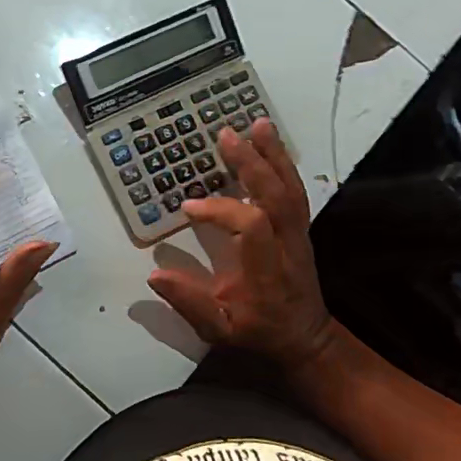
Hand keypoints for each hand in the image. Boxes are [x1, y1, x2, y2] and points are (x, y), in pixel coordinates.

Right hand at [148, 118, 333, 367]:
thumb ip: (189, 302)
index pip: (251, 227)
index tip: (189, 206)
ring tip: (257, 124)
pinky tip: (269, 141)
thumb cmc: (258, 331)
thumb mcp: (219, 329)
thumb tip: (155, 275)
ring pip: (290, 189)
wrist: (305, 337)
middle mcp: (287, 246)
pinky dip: (282, 162)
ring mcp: (298, 234)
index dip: (220, 211)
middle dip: (252, 165)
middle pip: (276, 198)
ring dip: (273, 155)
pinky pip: (294, 189)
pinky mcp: (299, 226)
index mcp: (265, 271)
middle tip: (226, 136)